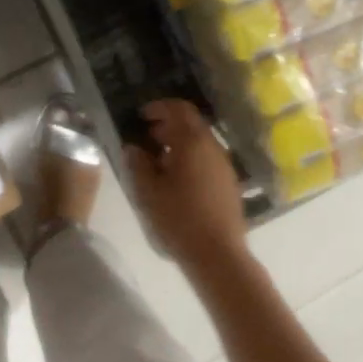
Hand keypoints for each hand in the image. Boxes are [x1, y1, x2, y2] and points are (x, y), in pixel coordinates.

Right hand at [124, 99, 248, 278]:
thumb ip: (138, 165)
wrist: (218, 254)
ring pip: (200, 141)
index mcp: (192, 142)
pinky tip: (178, 179)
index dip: (159, 108)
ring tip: (159, 161)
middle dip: (168, 125)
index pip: (178, 109)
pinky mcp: (229, 181)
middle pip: (191, 123)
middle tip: (148, 137)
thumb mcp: (149, 193)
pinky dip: (192, 157)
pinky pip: (208, 157)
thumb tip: (133, 148)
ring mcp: (224, 164)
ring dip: (180, 142)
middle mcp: (212, 146)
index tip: (142, 116)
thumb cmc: (179, 219)